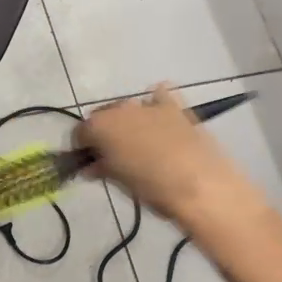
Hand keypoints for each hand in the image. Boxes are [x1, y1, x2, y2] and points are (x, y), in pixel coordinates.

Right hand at [76, 85, 265, 232]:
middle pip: (102, 115)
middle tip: (113, 153)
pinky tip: (159, 112)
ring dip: (128, 119)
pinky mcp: (175, 108)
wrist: (202, 186)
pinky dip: (157, 100)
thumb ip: (101, 168)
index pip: (80, 133)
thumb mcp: (119, 181)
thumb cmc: (152, 187)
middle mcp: (118, 109)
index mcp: (98, 126)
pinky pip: (160, 94)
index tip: (89, 161)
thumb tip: (92, 166)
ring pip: (128, 106)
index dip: (82, 147)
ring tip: (138, 139)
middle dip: (104, 131)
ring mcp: (148, 106)